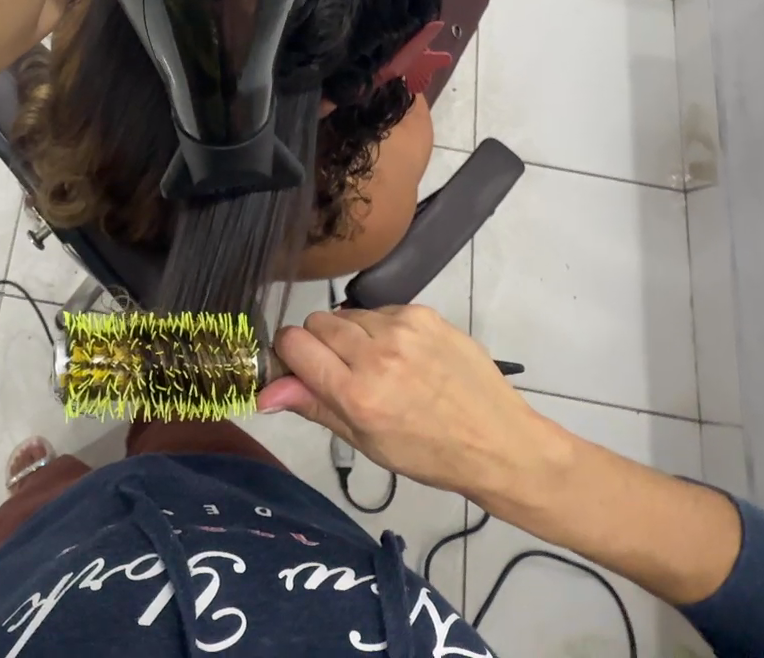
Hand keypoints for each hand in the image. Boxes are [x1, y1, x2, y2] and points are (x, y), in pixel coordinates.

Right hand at [260, 305, 569, 514]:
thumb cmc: (427, 453)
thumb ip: (312, 405)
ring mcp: (402, 328)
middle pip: (315, 322)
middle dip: (320, 344)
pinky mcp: (423, 313)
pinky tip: (404, 355)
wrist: (500, 443)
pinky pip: (378, 310)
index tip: (304, 369)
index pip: (293, 343)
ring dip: (351, 335)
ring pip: (346, 314)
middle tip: (345, 372)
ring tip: (380, 365)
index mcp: (357, 394)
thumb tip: (263, 393)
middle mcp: (376, 354)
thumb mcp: (364, 441)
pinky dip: (381, 328)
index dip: (291, 354)